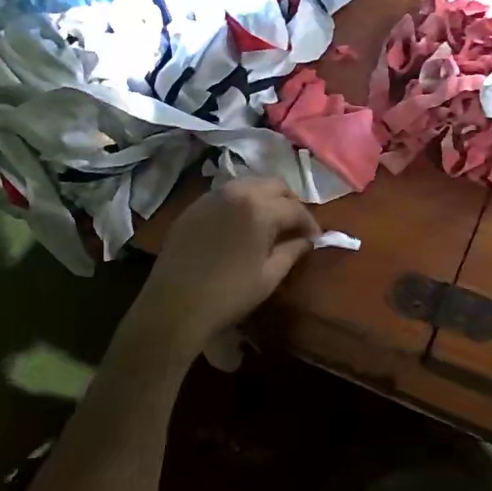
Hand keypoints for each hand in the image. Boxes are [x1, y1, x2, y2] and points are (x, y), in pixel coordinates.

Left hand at [124, 178, 320, 358]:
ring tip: (269, 223)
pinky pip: (225, 196)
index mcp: (259, 208)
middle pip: (273, 185)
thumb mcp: (269, 276)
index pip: (295, 207)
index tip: (315, 239)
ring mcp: (210, 197)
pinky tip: (240, 226)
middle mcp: (236, 192)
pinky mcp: (193, 208)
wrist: (175, 305)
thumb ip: (293, 251)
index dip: (310, 223)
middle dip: (289, 203)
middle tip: (294, 227)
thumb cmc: (229, 294)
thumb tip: (307, 241)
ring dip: (264, 199)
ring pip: (248, 185)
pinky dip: (240, 204)